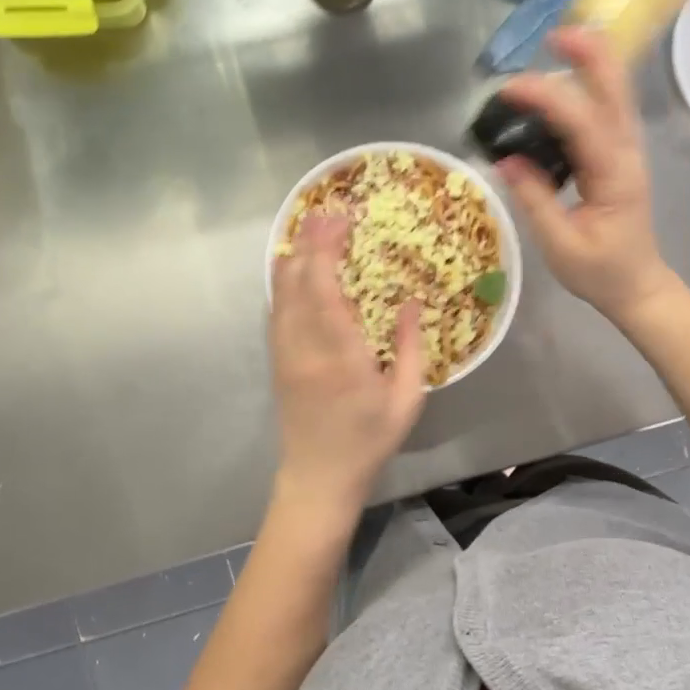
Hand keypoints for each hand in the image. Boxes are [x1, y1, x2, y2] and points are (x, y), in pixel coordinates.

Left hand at [268, 214, 427, 507]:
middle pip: (298, 284)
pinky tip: (291, 266)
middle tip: (325, 211)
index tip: (341, 220)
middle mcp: (306, 350)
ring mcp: (285, 355)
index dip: (329, 250)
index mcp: (342, 359)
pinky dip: (282, 283)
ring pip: (280, 294)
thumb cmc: (369, 442)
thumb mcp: (406, 401)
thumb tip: (413, 302)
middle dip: (309, 242)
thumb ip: (411, 349)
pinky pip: (276, 312)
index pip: (327, 292)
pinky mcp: (277, 362)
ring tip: (307, 227)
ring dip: (293, 257)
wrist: (318, 478)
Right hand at [494, 27, 682, 322]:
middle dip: (589, 55)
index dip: (546, 98)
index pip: (581, 122)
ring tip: (558, 45)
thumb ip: (535, 200)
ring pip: (616, 94)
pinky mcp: (619, 156)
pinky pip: (607, 110)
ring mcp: (627, 152)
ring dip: (592, 64)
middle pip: (615, 90)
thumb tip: (506, 160)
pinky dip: (589, 86)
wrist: (637, 286)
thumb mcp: (561, 246)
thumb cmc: (600, 273)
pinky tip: (566, 80)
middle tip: (554, 36)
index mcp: (614, 175)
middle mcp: (627, 153)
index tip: (509, 89)